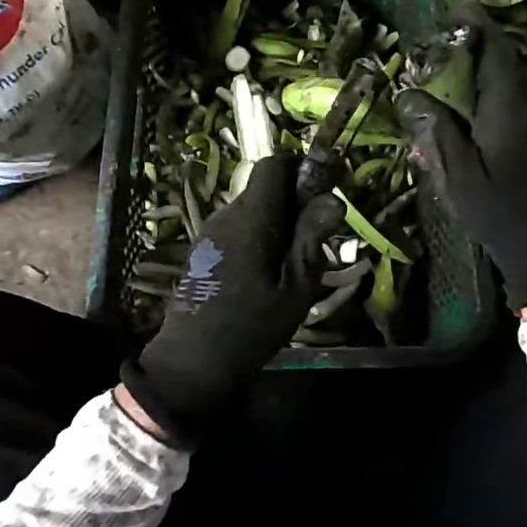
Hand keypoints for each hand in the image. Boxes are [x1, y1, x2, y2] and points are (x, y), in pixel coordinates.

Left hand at [119, 154, 343, 445]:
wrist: (192, 360)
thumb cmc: (250, 328)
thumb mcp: (294, 288)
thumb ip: (311, 239)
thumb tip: (334, 199)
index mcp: (250, 218)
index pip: (273, 165)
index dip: (301, 169)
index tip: (324, 192)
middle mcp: (226, 215)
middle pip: (265, 188)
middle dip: (296, 202)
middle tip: (320, 238)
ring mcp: (211, 231)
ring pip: (253, 209)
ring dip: (280, 222)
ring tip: (298, 262)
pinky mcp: (205, 249)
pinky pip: (240, 227)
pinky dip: (261, 236)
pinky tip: (271, 273)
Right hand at [395, 2, 526, 311]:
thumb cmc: (496, 212)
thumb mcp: (457, 177)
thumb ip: (436, 132)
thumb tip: (409, 94)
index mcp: (508, 114)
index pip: (497, 57)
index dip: (479, 28)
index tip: (459, 6)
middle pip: (506, 63)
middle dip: (479, 41)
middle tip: (447, 33)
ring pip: (512, 80)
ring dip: (485, 64)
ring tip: (453, 62)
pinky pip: (514, 99)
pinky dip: (491, 88)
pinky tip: (471, 102)